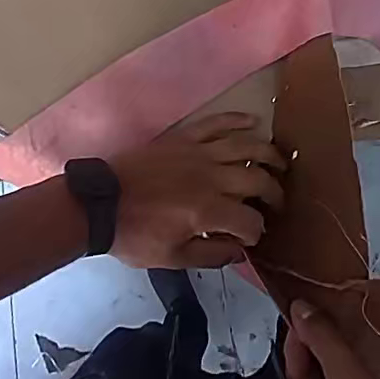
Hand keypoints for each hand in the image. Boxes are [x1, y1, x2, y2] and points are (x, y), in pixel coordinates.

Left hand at [106, 112, 285, 268]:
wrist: (99, 203)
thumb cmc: (133, 235)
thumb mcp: (172, 258)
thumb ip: (211, 255)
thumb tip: (239, 251)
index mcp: (208, 211)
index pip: (250, 220)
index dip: (257, 232)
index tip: (253, 237)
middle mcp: (211, 177)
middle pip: (257, 178)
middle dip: (274, 193)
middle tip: (278, 201)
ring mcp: (198, 153)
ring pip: (245, 146)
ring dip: (268, 153)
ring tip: (280, 163)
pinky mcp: (184, 138)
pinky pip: (217, 123)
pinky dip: (236, 120)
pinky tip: (253, 122)